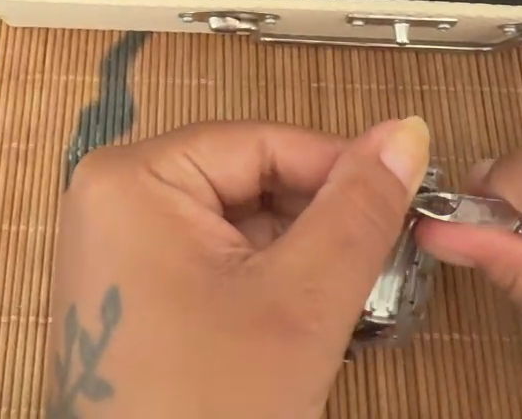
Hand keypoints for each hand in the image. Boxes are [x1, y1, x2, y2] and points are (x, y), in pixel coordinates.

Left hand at [46, 119, 429, 418]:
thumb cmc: (209, 410)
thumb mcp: (298, 303)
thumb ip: (358, 210)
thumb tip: (408, 131)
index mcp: (133, 175)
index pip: (259, 142)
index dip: (337, 167)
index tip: (402, 194)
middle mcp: (113, 190)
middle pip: (244, 176)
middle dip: (313, 217)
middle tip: (381, 256)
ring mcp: (115, 236)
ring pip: (233, 214)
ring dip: (293, 249)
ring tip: (344, 292)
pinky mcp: (128, 277)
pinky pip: (208, 248)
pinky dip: (260, 273)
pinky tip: (297, 312)